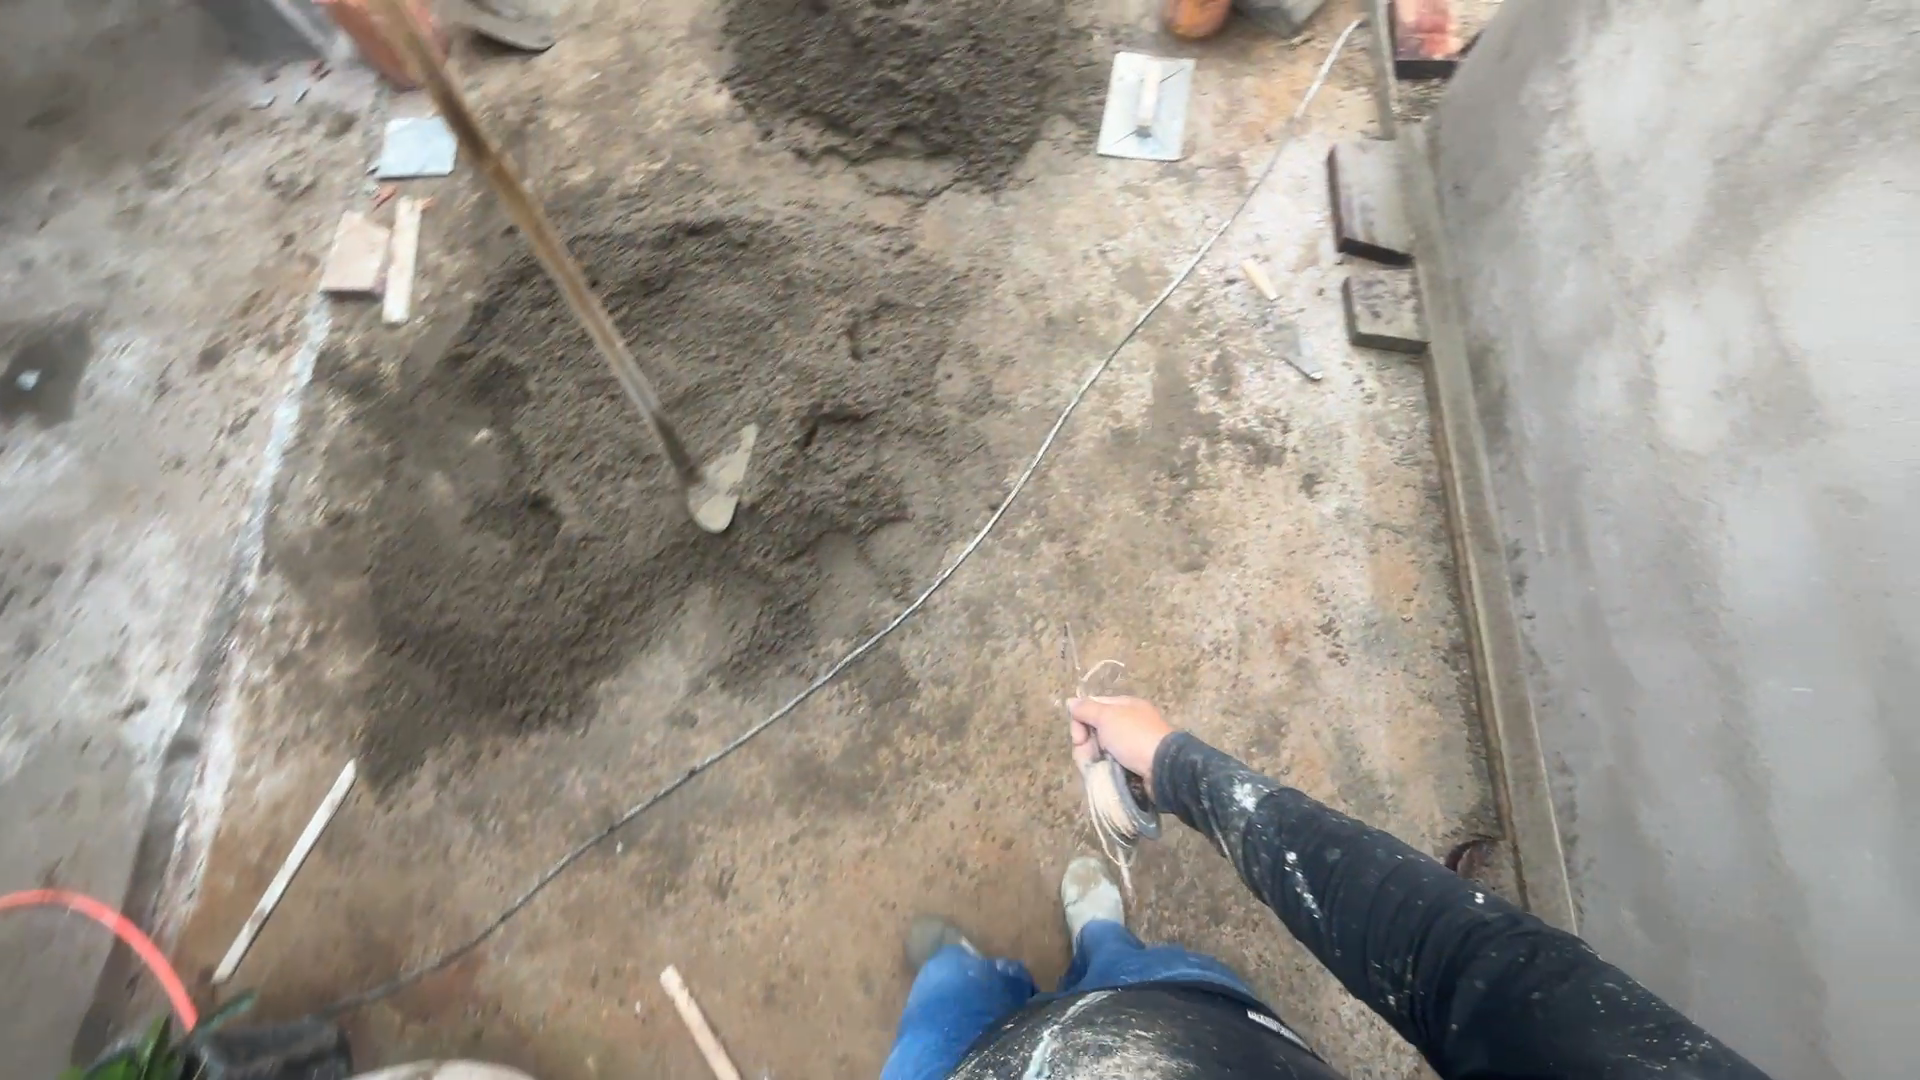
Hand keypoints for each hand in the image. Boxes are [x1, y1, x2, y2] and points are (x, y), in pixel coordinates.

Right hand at [1068, 696, 1174, 785]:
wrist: (1163, 769)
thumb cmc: (1134, 736)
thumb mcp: (1107, 716)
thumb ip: (1086, 709)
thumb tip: (1071, 701)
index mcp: (1123, 706)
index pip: (1091, 708)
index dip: (1080, 721)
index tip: (1079, 736)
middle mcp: (1126, 724)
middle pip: (1093, 731)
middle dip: (1086, 745)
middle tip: (1091, 755)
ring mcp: (1129, 746)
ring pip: (1098, 750)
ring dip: (1093, 760)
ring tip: (1099, 768)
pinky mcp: (1131, 766)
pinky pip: (1108, 765)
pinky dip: (1104, 769)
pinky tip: (1105, 775)